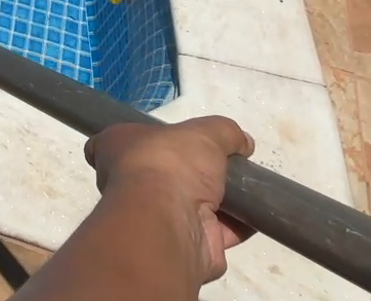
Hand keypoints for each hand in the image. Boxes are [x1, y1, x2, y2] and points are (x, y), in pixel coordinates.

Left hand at [84, 117, 255, 283]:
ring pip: (190, 203)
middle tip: (223, 166)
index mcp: (116, 145)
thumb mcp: (201, 133)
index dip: (155, 138)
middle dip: (194, 172)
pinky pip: (215, 230)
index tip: (183, 140)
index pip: (126, 139)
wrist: (172, 219)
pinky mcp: (184, 241)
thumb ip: (222, 131)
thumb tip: (242, 141)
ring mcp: (155, 213)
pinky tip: (254, 215)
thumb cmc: (170, 163)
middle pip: (165, 172)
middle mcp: (128, 179)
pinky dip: (236, 225)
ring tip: (244, 189)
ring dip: (218, 199)